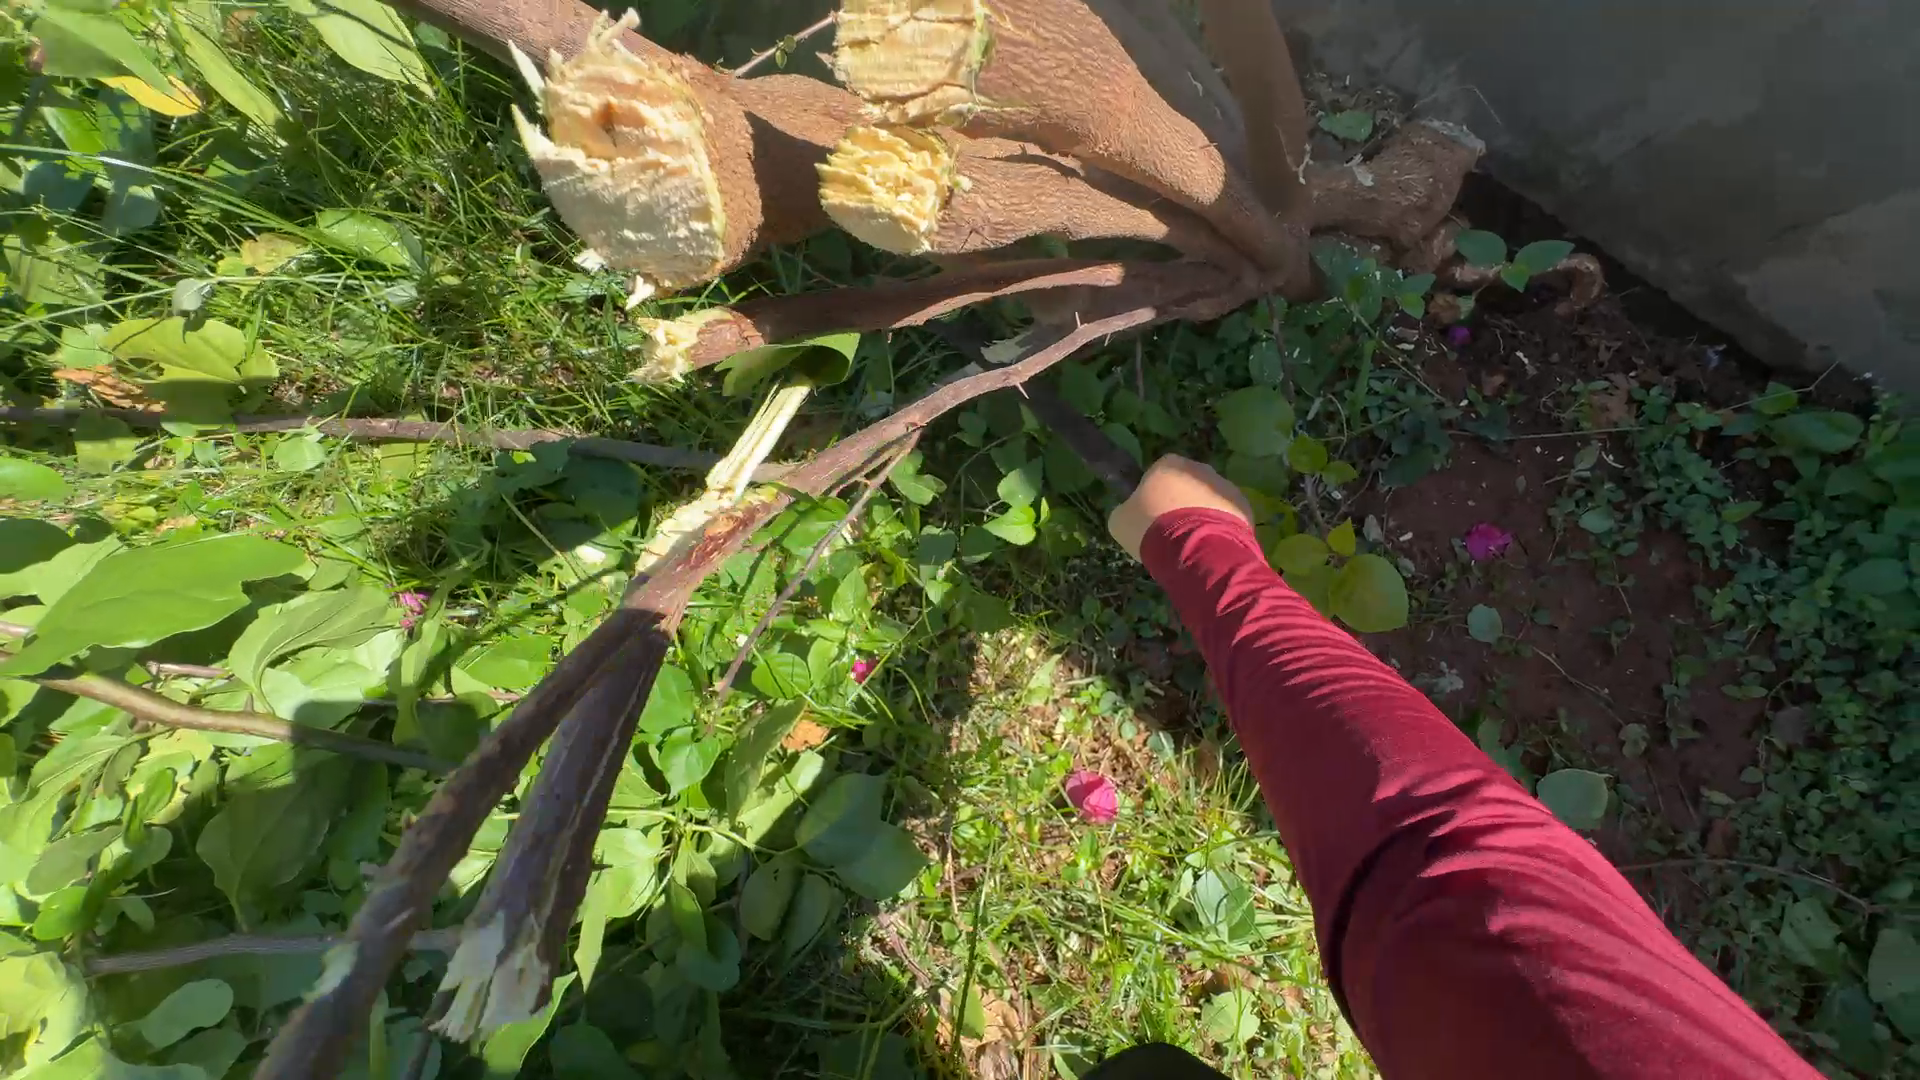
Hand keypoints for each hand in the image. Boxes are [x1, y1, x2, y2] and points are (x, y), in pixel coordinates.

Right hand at [1107, 454, 1253, 560]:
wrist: (1194, 549)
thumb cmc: (1151, 528)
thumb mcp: (1120, 520)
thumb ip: (1127, 510)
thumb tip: (1132, 513)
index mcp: (1168, 463)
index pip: (1157, 473)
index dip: (1153, 494)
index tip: (1149, 515)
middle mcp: (1199, 467)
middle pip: (1186, 484)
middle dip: (1180, 502)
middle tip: (1171, 530)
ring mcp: (1225, 485)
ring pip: (1208, 499)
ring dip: (1201, 514)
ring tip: (1191, 543)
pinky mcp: (1243, 507)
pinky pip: (1227, 516)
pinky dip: (1219, 527)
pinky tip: (1209, 546)